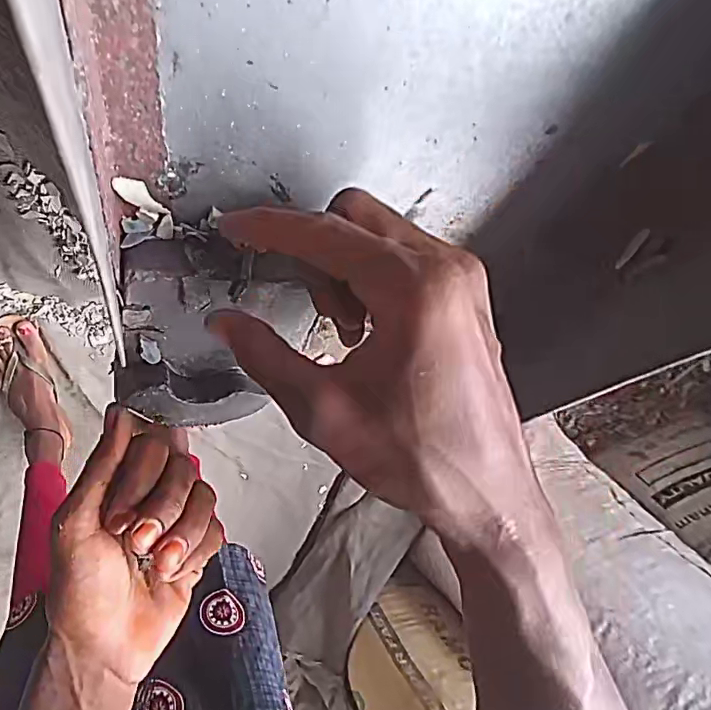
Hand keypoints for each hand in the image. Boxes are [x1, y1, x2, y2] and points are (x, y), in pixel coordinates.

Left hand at [46, 407, 225, 691]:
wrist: (103, 648)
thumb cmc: (79, 589)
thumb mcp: (75, 522)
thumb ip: (103, 466)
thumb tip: (120, 417)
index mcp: (116, 482)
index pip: (151, 443)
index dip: (141, 474)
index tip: (120, 510)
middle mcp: (148, 495)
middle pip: (182, 468)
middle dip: (159, 508)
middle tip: (134, 539)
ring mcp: (175, 521)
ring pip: (204, 497)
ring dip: (179, 534)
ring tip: (152, 561)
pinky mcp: (196, 550)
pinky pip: (216, 530)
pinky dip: (194, 552)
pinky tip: (170, 571)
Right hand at [209, 188, 555, 559]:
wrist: (483, 491)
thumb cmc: (421, 456)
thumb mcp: (321, 409)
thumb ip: (263, 355)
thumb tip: (227, 322)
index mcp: (413, 289)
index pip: (323, 234)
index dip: (268, 228)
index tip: (237, 227)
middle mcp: (445, 270)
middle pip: (353, 218)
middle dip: (311, 251)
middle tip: (300, 301)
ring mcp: (459, 280)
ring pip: (376, 235)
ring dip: (339, 269)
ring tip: (340, 329)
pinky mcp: (462, 296)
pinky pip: (400, 258)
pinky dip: (366, 279)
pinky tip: (362, 329)